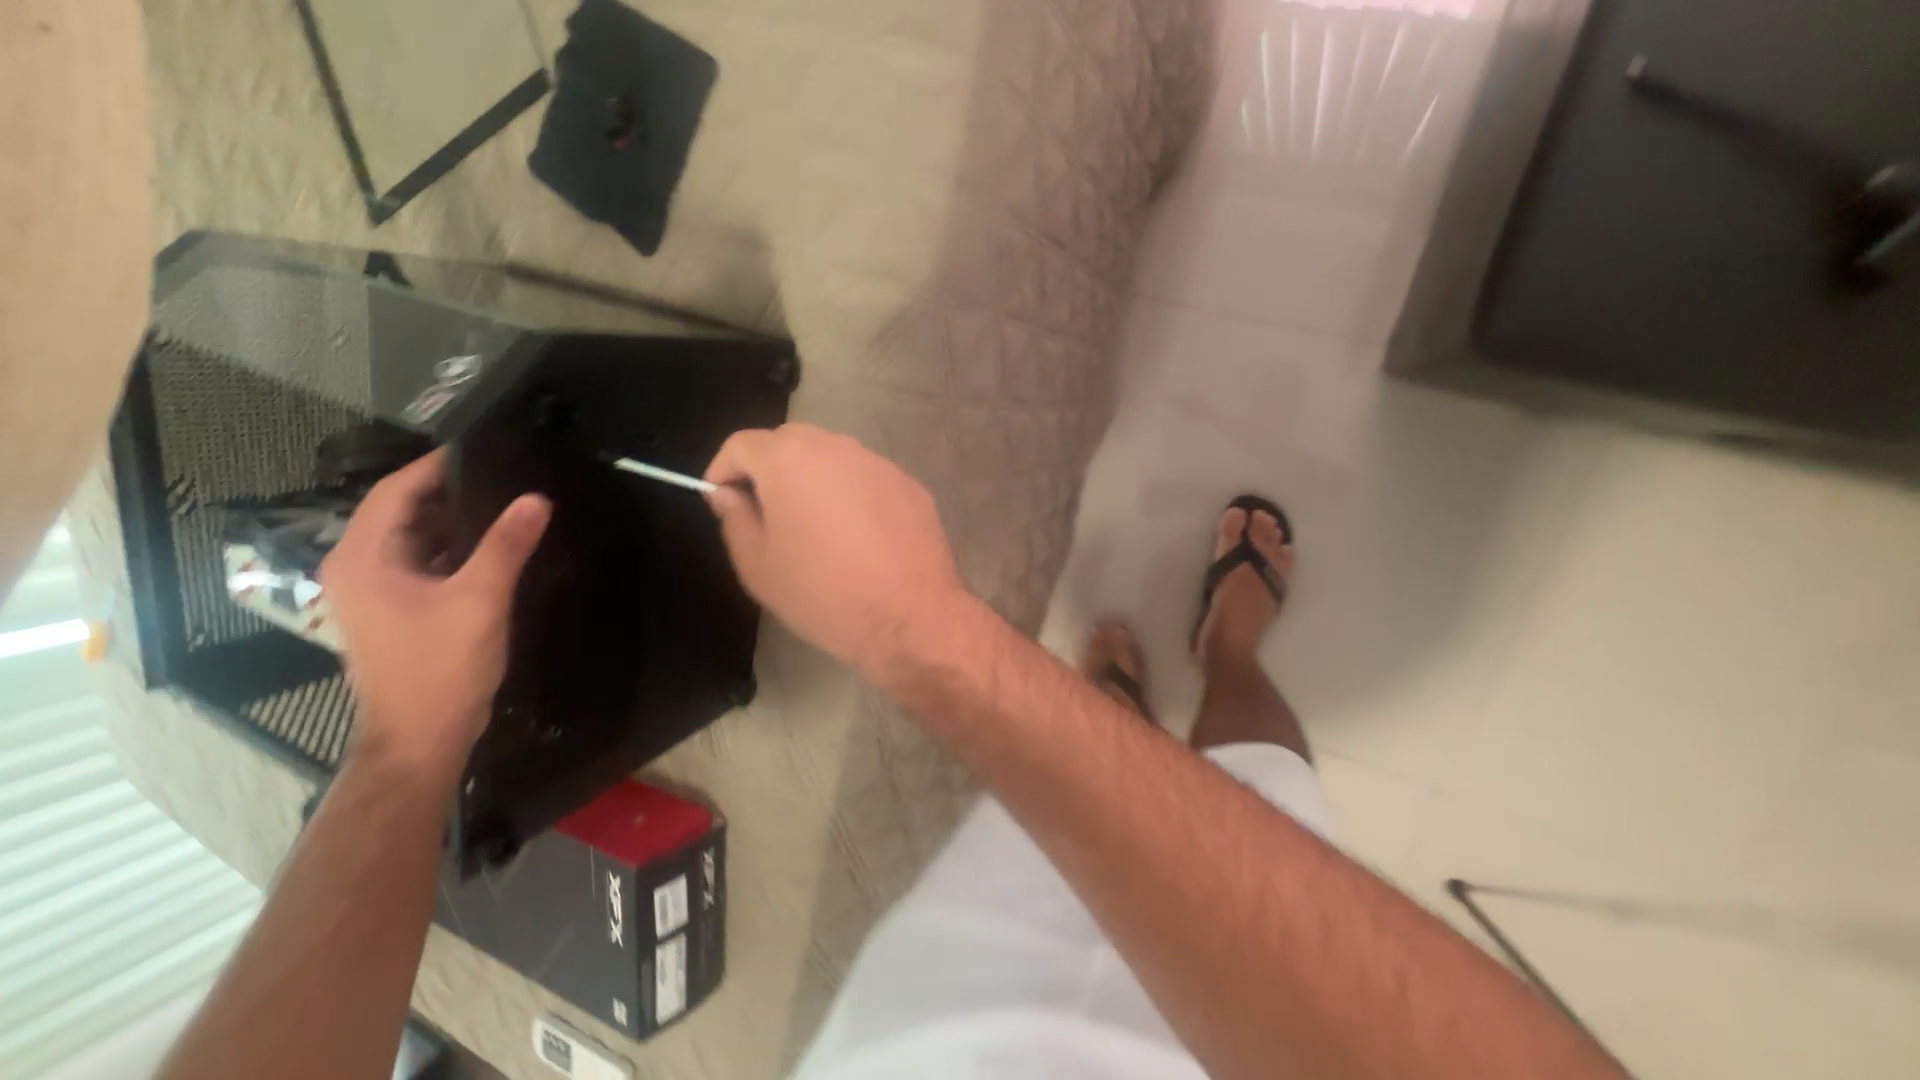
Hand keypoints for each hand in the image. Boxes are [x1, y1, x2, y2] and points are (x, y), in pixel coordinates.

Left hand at [319, 449, 550, 771]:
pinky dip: (447, 551)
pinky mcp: (388, 612)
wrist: (420, 738)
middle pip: (398, 512)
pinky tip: (488, 549)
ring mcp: (368, 593)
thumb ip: (505, 545)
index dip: (434, 467)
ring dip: (450, 523)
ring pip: (409, 540)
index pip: (393, 492)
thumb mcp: (480, 600)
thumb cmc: (441, 667)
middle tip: (501, 476)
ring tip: (502, 506)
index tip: (480, 450)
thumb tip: (536, 500)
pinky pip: (415, 564)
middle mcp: (355, 569)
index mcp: (363, 558)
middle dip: (448, 493)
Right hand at [704, 424, 966, 678]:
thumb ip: (735, 519)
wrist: (910, 618)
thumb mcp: (758, 566)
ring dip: (812, 479)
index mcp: (788, 460)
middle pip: (789, 442)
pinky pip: (867, 479)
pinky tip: (856, 536)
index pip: (742, 443)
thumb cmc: (822, 594)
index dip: (723, 468)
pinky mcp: (910, 485)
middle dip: (768, 468)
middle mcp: (835, 447)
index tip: (719, 498)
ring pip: (832, 457)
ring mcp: (878, 464)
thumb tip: (727, 493)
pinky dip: (851, 494)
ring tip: (811, 524)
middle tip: (763, 511)